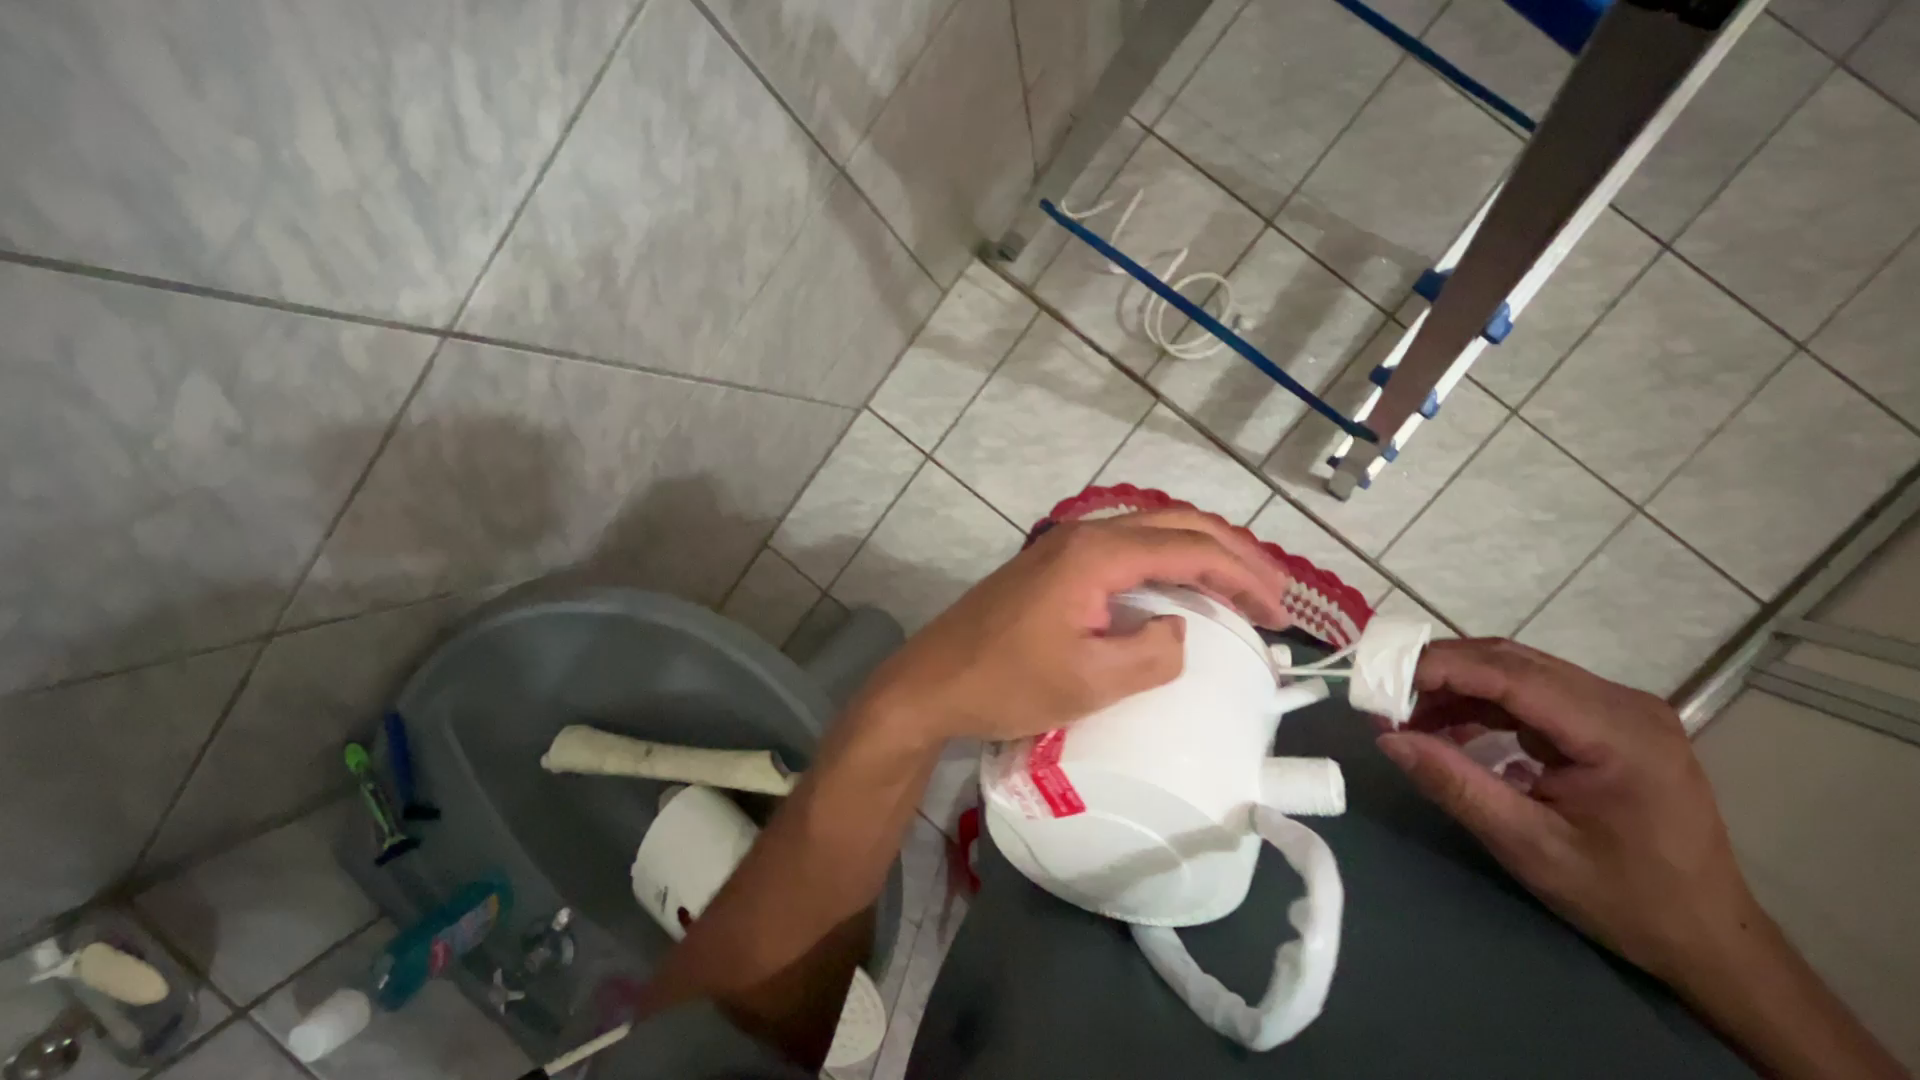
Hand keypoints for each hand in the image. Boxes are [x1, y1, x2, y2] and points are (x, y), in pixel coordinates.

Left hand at [854, 509, 1290, 745]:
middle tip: (1275, 594)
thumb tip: (1180, 630)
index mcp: (1097, 554)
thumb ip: (1153, 653)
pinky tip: (1178, 592)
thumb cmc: (1007, 684)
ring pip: (1151, 532)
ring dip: (1200, 554)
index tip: (1282, 612)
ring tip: (1239, 589)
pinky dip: (1166, 563)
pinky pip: (1126, 550)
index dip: (1244, 576)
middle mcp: (1084, 534)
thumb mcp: (1091, 682)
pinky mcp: (1051, 565)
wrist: (930, 684)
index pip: (1191, 548)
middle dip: (1234, 554)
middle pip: (1177, 524)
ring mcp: (1063, 546)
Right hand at [1374, 639, 1756, 985]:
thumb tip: (1387, 737)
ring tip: (1408, 719)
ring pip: (1519, 673)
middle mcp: (1624, 703)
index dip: (1439, 668)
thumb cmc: (1621, 897)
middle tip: (1382, 699)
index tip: (1378, 683)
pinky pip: (1534, 695)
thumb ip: (1454, 784)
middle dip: (1440, 673)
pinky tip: (1453, 731)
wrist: (1707, 936)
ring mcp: (1621, 709)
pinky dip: (1485, 705)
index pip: (1511, 673)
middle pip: (1512, 661)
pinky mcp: (1611, 723)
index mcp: (1617, 731)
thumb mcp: (1527, 845)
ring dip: (1458, 688)